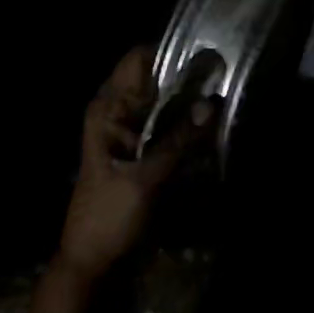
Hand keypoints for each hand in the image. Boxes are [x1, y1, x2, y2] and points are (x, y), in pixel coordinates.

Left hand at [55, 47, 209, 281]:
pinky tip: (209, 125)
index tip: (205, 54)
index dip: (168, 52)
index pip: (137, 60)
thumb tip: (212, 104)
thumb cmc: (109, 215)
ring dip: (187, 100)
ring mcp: (127, 129)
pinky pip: (164, 123)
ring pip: (162, 101)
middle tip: (223, 77)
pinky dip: (183, 122)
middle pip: (153, 78)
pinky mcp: (139, 148)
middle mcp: (116, 110)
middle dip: (185, 76)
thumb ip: (178, 140)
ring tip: (223, 97)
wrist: (90, 260)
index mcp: (107, 108)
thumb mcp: (146, 178)